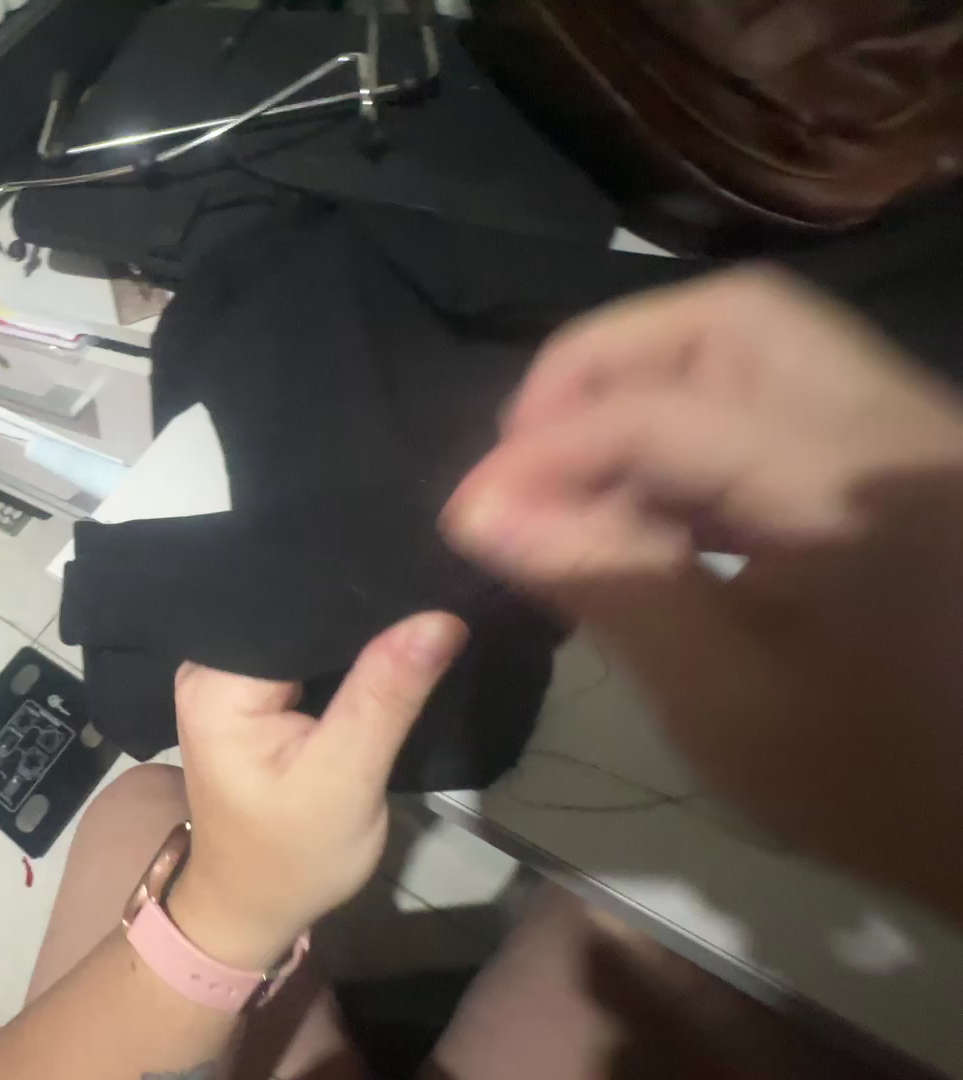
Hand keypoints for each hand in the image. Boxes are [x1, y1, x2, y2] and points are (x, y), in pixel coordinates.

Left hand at [164, 613, 467, 969]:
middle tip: (414, 591)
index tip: (404, 576)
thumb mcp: (346, 779)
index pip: (283, 610)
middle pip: (282, 614)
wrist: (251, 899)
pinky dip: (325, 651)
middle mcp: (204, 666)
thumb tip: (436, 619)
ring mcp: (217, 677)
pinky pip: (286, 652)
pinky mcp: (238, 692)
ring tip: (400, 608)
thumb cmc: (292, 852)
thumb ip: (385, 696)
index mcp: (215, 681)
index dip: (344, 595)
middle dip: (343, 607)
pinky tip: (367, 641)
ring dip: (339, 629)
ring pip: (287, 630)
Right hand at [441, 267, 962, 911]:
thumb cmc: (877, 779)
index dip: (540, 452)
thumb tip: (475, 511)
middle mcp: (896, 429)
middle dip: (593, 371)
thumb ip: (601, 582)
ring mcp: (895, 437)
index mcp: (862, 488)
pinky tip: (626, 507)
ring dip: (624, 395)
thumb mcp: (719, 697)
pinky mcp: (874, 464)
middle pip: (723, 321)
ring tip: (564, 483)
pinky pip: (750, 401)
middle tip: (524, 457)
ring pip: (737, 347)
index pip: (661, 415)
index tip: (466, 515)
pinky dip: (662, 432)